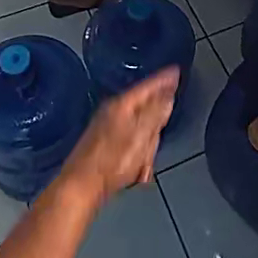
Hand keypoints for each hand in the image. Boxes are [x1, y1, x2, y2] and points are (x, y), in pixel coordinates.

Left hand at [59, 66, 180, 201]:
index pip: (148, 86)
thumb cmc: (111, 163)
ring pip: (137, 126)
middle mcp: (112, 111)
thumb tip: (168, 95)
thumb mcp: (141, 137)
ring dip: (146, 143)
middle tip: (158, 137)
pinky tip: (135, 167)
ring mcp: (106, 125)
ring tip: (143, 163)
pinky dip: (136, 151)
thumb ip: (156, 114)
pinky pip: (129, 140)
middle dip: (156, 121)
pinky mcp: (104, 140)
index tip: (175, 71)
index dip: (164, 79)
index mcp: (122, 105)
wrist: (82, 185)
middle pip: (144, 106)